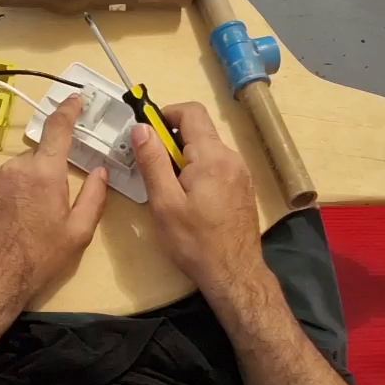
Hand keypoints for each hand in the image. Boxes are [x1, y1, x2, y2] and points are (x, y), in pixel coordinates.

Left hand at [0, 94, 108, 306]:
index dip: (69, 110)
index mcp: (45, 173)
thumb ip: (94, 197)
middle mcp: (16, 166)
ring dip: (22, 187)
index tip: (75, 99)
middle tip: (47, 209)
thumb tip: (101, 172)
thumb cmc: (39, 258)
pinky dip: (3, 196)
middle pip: (36, 159)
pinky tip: (5, 222)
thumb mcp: (78, 233)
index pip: (59, 129)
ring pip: (14, 172)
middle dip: (45, 176)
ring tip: (23, 221)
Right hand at [132, 103, 265, 292]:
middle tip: (153, 167)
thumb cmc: (195, 242)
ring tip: (169, 188)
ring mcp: (240, 172)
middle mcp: (231, 157)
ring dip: (185, 158)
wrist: (234, 273)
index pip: (191, 112)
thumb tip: (141, 128)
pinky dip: (199, 170)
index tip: (147, 132)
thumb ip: (153, 162)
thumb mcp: (165, 202)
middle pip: (199, 130)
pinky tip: (189, 198)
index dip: (165, 114)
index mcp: (212, 157)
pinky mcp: (243, 186)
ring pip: (208, 149)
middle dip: (172, 141)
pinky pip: (217, 165)